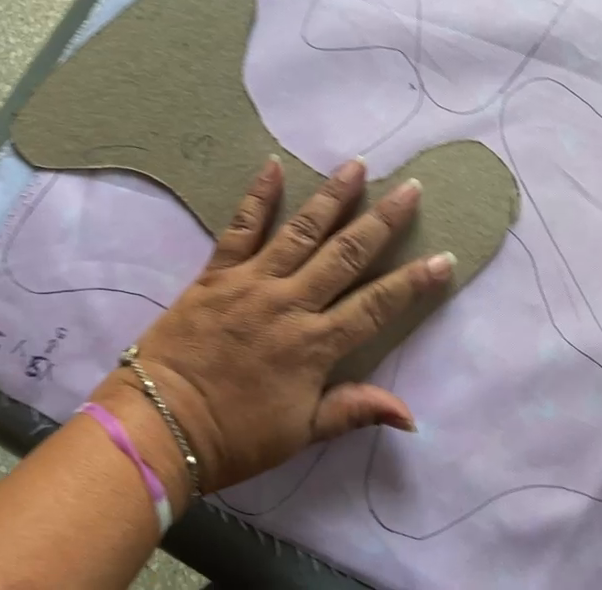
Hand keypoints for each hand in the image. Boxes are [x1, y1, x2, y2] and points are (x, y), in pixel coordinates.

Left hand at [90, 155, 455, 494]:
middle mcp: (290, 303)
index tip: (443, 259)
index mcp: (314, 345)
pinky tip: (272, 165)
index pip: (375, 306)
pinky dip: (258, 196)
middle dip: (382, 221)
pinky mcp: (217, 273)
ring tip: (358, 166)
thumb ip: (353, 410)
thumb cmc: (233, 436)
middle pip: (345, 255)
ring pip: (302, 231)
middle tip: (411, 189)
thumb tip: (411, 414)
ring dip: (332, 197)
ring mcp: (253, 282)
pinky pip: (241, 227)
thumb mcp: (300, 433)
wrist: (158, 424)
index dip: (412, 283)